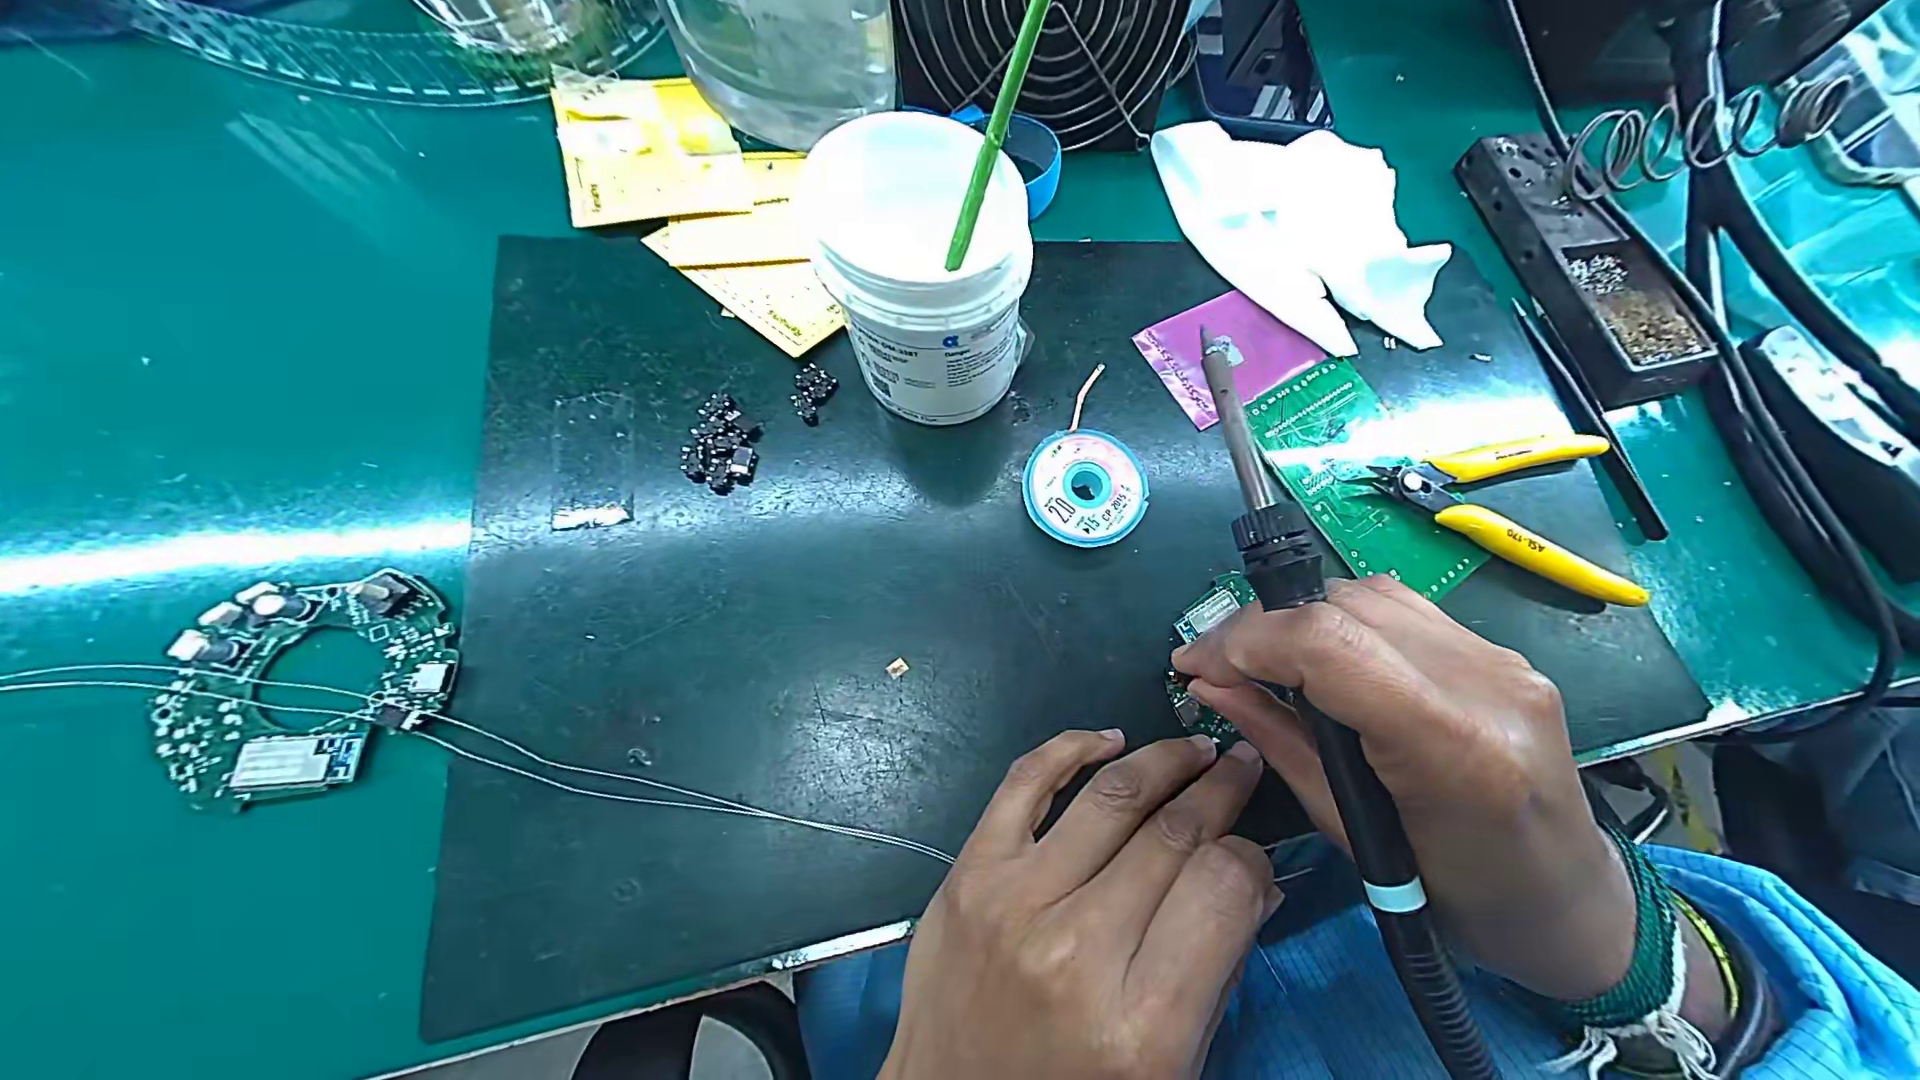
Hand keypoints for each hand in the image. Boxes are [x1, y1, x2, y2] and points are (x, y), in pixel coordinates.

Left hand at [881, 731, 1277, 1079]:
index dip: (1249, 852)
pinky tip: (1107, 740)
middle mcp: (1077, 949)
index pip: (1221, 889)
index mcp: (1142, 1025)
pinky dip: (1070, 748)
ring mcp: (1014, 899)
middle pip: (1170, 835)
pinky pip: (1025, 782)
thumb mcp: (1166, 1071)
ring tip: (1193, 748)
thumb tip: (1249, 876)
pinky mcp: (970, 872)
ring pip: (1108, 797)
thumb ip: (1213, 974)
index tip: (1251, 843)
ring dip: (1160, 759)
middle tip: (1238, 764)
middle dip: (1217, 789)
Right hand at [1171, 575, 1634, 1002]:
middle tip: (1213, 663)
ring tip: (1260, 657)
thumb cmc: (1453, 890)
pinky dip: (1335, 616)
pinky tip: (1317, 653)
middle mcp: (1484, 683)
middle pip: (1336, 606)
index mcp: (1453, 747)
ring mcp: (1499, 658)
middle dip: (1255, 627)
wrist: (1569, 898)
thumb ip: (1274, 739)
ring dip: (1292, 617)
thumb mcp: (1345, 828)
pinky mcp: (1496, 649)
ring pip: (1361, 592)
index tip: (1195, 664)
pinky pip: (1394, 604)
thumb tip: (1206, 683)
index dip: (1245, 642)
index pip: (1326, 645)